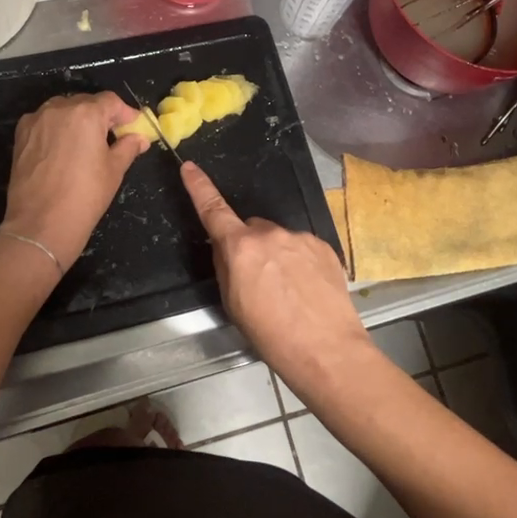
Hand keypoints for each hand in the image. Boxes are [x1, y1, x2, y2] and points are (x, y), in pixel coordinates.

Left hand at [2, 92, 147, 264]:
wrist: (41, 223)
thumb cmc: (85, 195)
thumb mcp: (114, 170)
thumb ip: (128, 147)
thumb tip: (140, 138)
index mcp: (86, 113)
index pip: (111, 101)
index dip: (125, 112)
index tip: (133, 126)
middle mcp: (59, 108)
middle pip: (85, 103)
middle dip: (101, 116)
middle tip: (112, 136)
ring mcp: (36, 120)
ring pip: (63, 109)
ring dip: (77, 120)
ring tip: (85, 142)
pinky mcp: (21, 135)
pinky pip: (44, 122)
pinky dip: (56, 128)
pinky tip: (62, 148)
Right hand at [181, 161, 372, 390]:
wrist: (327, 350)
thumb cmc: (271, 335)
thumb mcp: (232, 305)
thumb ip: (225, 267)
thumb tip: (225, 249)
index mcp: (240, 248)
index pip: (213, 210)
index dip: (198, 187)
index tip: (189, 167)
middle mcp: (270, 234)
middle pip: (250, 229)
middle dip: (249, 246)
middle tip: (256, 280)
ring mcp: (300, 237)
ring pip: (278, 239)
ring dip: (277, 255)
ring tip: (287, 292)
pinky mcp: (324, 246)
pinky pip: (302, 247)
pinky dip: (299, 262)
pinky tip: (306, 290)